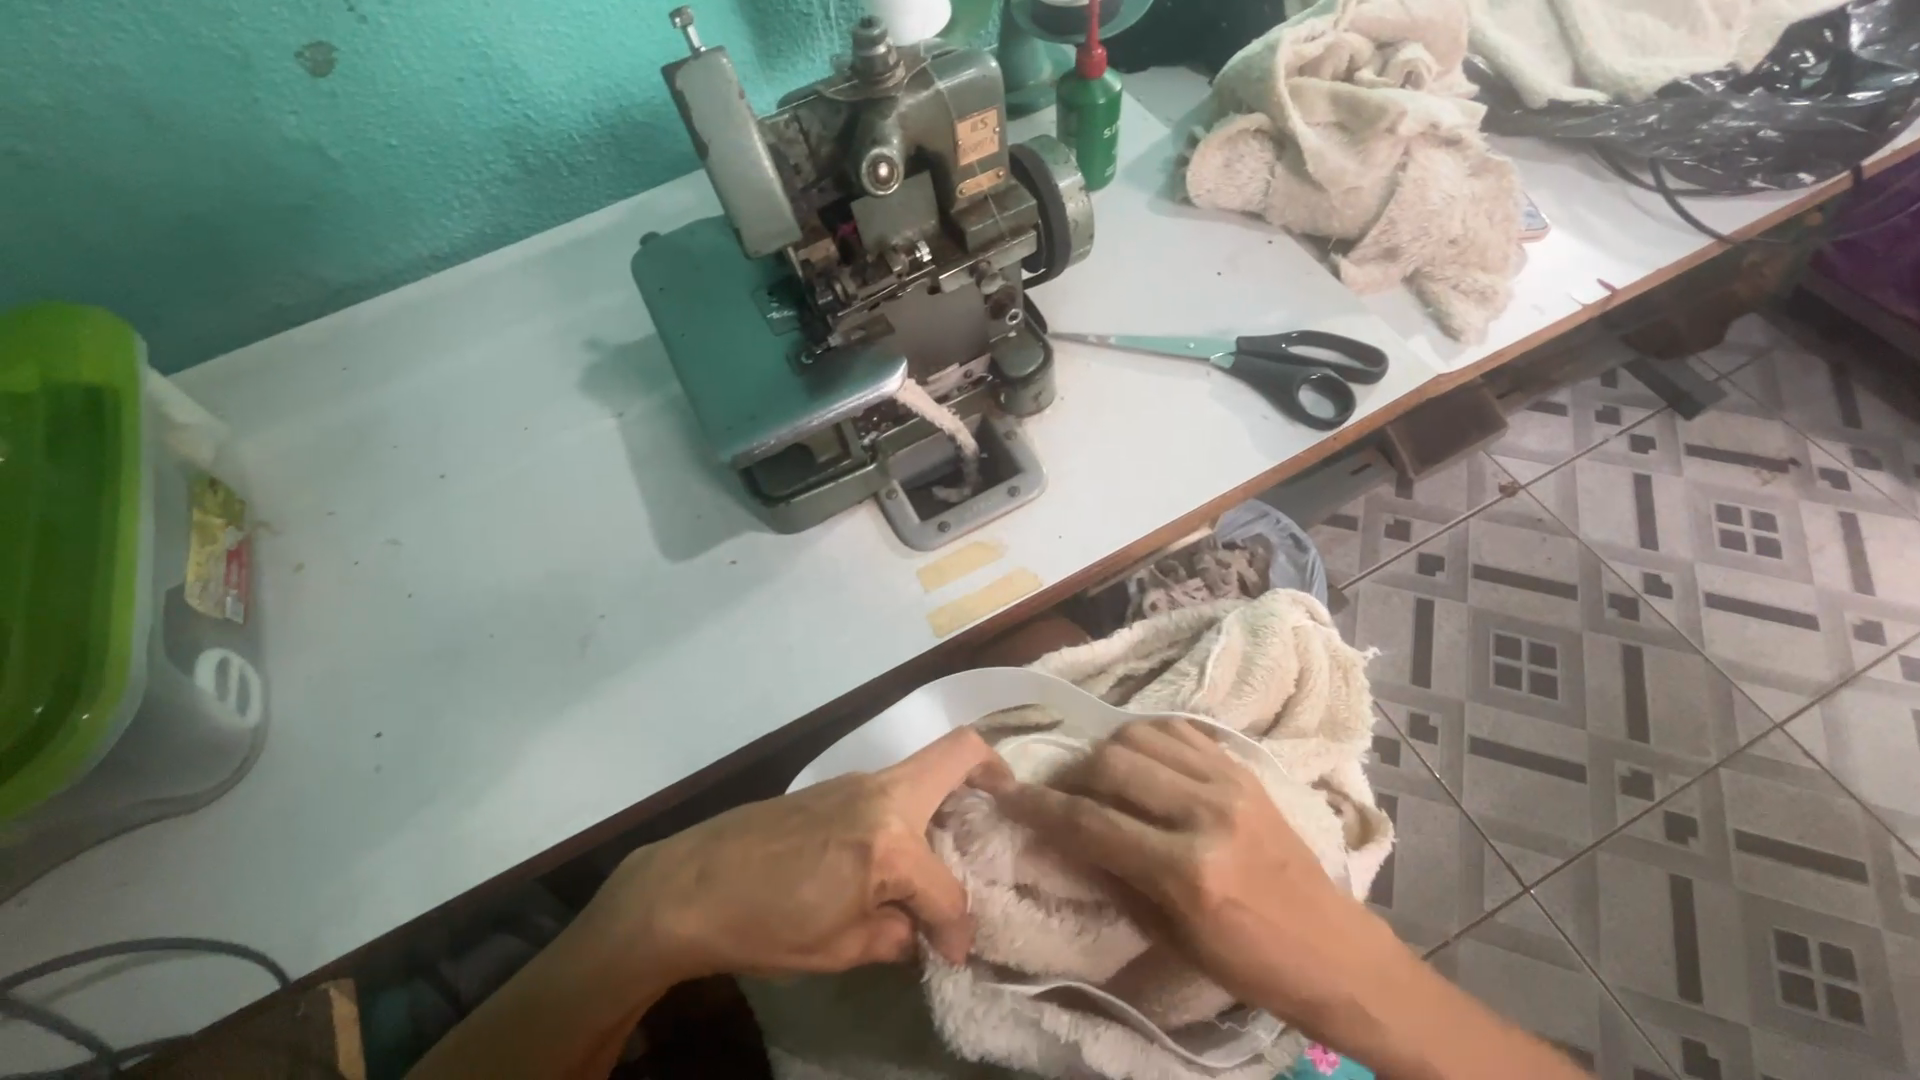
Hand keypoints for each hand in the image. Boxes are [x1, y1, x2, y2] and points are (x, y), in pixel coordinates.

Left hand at [596, 728, 1008, 981]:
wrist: (686, 886)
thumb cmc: (763, 924)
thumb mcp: (838, 948)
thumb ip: (894, 934)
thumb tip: (919, 930)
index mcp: (888, 841)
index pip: (946, 889)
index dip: (958, 928)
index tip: (954, 953)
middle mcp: (880, 795)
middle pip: (956, 754)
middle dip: (992, 773)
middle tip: (1005, 807)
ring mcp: (853, 782)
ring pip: (923, 769)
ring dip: (947, 796)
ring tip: (951, 845)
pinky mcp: (830, 786)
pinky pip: (890, 787)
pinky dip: (910, 808)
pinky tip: (894, 852)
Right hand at [977, 718, 1394, 1028]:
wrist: (1333, 948)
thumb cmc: (1248, 961)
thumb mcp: (1169, 936)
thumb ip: (1111, 876)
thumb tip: (1061, 836)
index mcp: (1186, 869)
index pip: (1092, 821)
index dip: (1040, 806)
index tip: (1007, 794)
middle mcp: (1205, 813)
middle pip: (1110, 764)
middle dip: (1070, 776)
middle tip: (1057, 793)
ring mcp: (1229, 782)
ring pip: (1140, 735)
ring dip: (1105, 752)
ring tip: (1097, 777)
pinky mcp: (1244, 768)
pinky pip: (1178, 729)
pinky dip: (1145, 738)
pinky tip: (1139, 761)